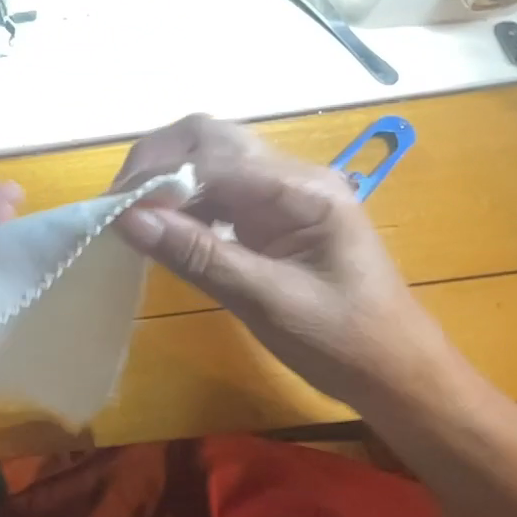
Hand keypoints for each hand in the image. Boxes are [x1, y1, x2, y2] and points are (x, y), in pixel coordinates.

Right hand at [110, 115, 458, 409]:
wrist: (401, 378)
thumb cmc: (345, 344)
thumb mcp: (268, 303)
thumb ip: (198, 256)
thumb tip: (128, 219)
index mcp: (302, 190)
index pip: (212, 156)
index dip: (157, 176)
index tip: (115, 210)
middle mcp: (291, 175)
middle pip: (206, 137)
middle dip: (154, 161)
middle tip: (117, 202)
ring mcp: (282, 189)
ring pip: (206, 155)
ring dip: (163, 178)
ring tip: (130, 214)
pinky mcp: (271, 209)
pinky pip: (214, 185)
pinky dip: (180, 198)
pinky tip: (163, 227)